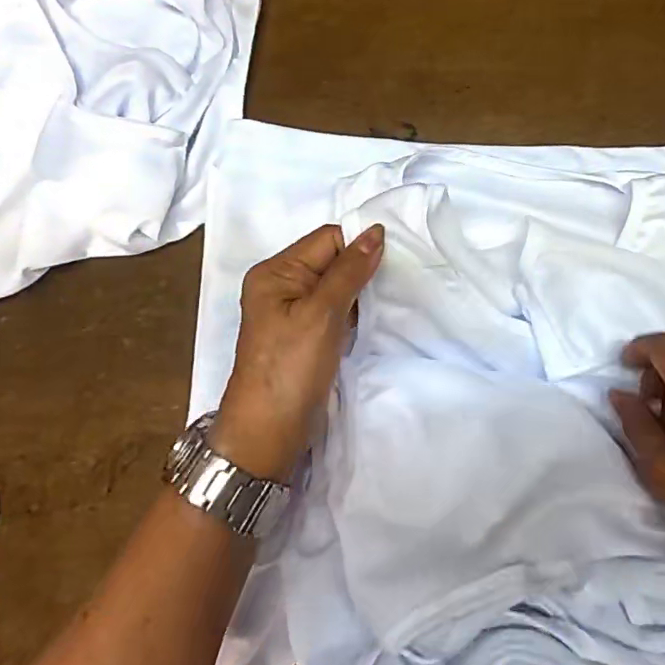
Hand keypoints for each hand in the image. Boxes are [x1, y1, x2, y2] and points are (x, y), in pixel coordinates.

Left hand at [212, 224, 384, 481]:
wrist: (269, 433)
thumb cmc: (290, 369)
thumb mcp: (322, 313)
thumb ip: (349, 271)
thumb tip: (376, 231)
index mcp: (275, 272)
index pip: (327, 239)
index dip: (359, 246)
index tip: (392, 263)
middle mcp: (282, 285)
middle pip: (333, 259)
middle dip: (363, 268)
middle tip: (395, 282)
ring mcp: (294, 311)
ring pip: (338, 284)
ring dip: (362, 291)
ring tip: (386, 301)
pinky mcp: (308, 334)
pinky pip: (338, 308)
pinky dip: (356, 310)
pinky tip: (372, 319)